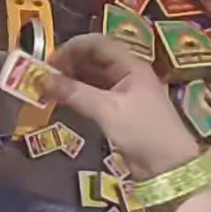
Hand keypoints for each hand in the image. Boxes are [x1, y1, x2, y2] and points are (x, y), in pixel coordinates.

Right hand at [44, 34, 201, 178]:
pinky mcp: (116, 111)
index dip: (72, 47)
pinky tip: (59, 100)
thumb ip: (75, 92)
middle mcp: (126, 74)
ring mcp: (121, 92)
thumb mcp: (108, 110)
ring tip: (47, 88)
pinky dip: (75, 95)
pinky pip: (91, 95)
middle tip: (44, 77)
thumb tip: (41, 78)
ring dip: (69, 80)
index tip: (49, 61)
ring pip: (90, 77)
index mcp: (131, 65)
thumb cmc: (144, 131)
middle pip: (92, 59)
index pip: (97, 43)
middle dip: (67, 64)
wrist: (169, 168)